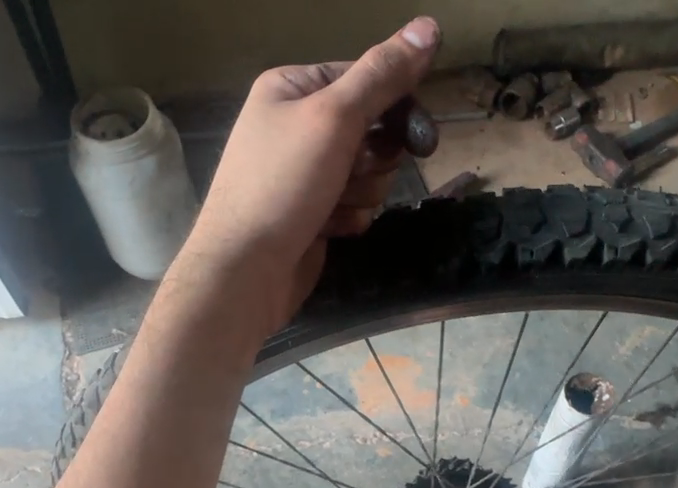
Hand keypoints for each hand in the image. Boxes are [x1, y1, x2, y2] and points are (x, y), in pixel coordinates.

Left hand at [172, 17, 440, 334]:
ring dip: (361, 193)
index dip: (396, 107)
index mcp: (293, 88)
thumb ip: (383, 76)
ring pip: (369, 173)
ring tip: (331, 206)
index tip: (418, 138)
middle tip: (350, 173)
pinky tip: (328, 230)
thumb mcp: (334, 118)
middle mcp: (298, 126)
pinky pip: (355, 207)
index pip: (366, 79)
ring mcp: (306, 174)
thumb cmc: (283, 186)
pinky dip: (349, 219)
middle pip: (373, 130)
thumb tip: (430, 26)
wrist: (247, 271)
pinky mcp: (314, 215)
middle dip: (372, 159)